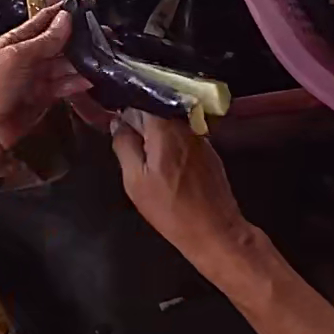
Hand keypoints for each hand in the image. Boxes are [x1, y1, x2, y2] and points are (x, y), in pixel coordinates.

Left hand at [0, 3, 90, 154]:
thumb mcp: (19, 57)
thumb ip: (45, 40)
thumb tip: (65, 19)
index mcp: (16, 41)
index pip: (45, 20)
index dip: (64, 12)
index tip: (85, 5)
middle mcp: (27, 58)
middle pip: (58, 43)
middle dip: (79, 39)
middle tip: (102, 35)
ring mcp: (36, 78)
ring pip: (64, 65)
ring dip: (81, 62)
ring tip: (100, 58)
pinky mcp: (43, 97)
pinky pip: (64, 86)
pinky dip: (77, 83)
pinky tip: (89, 80)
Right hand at [108, 109, 250, 258]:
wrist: (215, 231)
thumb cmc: (171, 208)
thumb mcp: (135, 180)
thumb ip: (124, 145)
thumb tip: (118, 123)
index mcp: (164, 127)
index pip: (139, 102)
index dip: (126, 114)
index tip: (119, 131)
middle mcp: (184, 125)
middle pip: (156, 111)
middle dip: (141, 126)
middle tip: (132, 152)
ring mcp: (200, 137)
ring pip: (170, 126)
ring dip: (157, 138)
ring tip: (150, 164)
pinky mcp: (209, 151)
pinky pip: (183, 139)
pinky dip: (172, 147)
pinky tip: (169, 170)